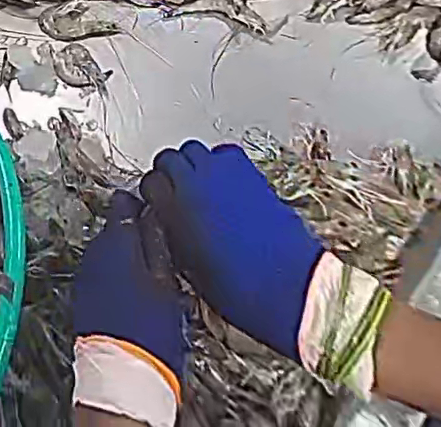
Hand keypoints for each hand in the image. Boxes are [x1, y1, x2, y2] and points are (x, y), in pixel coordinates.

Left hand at [73, 190, 188, 383]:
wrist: (122, 376)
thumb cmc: (151, 328)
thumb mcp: (166, 282)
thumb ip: (157, 241)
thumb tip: (152, 211)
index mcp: (117, 240)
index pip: (123, 202)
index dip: (141, 204)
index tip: (156, 213)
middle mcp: (94, 249)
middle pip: (115, 226)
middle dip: (134, 234)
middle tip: (158, 256)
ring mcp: (85, 271)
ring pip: (107, 249)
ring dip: (124, 256)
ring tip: (147, 280)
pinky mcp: (82, 292)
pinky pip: (99, 270)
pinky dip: (113, 274)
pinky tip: (130, 294)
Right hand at [140, 141, 321, 359]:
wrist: (290, 287)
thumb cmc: (240, 291)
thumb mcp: (191, 268)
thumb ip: (173, 235)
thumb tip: (169, 222)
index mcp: (175, 210)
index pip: (150, 182)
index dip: (153, 193)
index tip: (158, 202)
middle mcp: (193, 183)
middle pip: (168, 159)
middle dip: (169, 173)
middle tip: (176, 190)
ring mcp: (220, 171)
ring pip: (193, 150)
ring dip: (192, 164)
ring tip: (200, 184)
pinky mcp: (247, 168)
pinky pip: (222, 154)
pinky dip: (219, 163)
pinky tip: (224, 184)